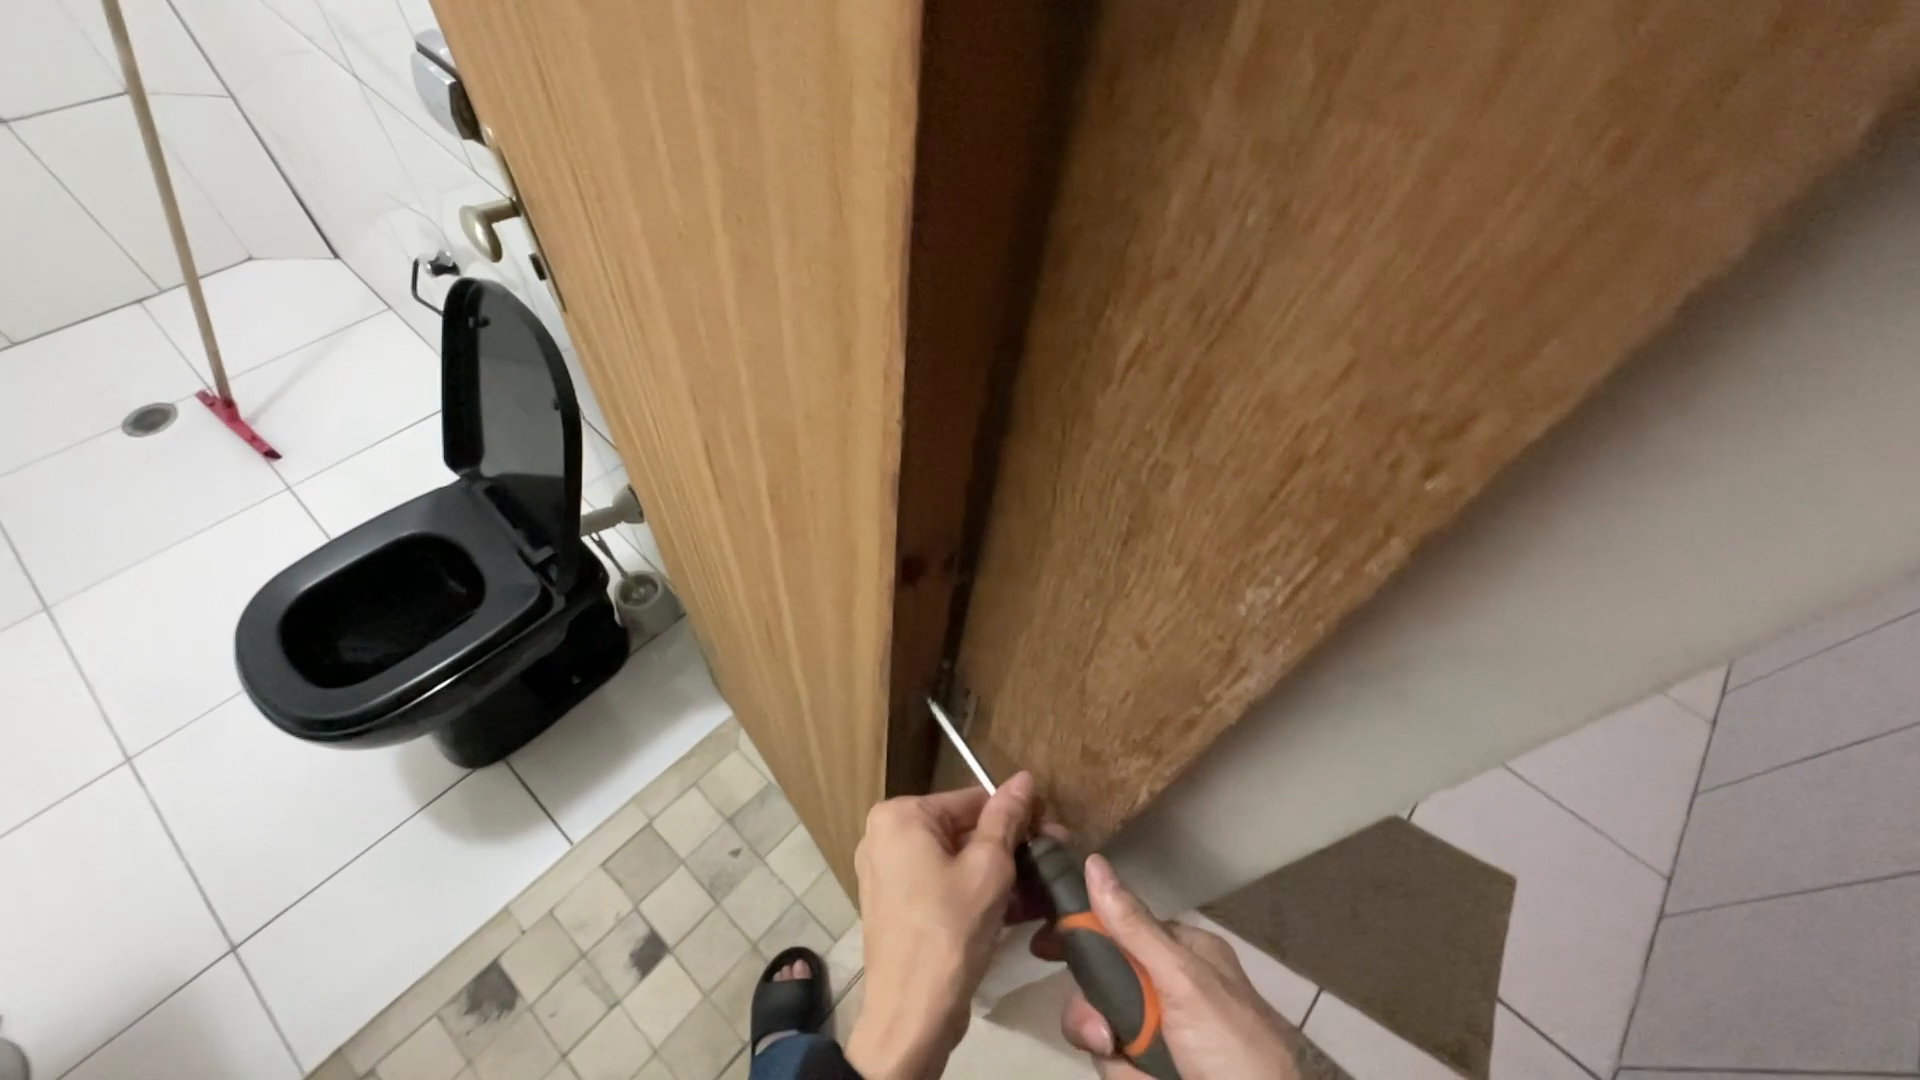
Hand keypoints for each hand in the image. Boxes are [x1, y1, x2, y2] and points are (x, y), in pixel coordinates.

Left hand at [844, 772, 1036, 1079]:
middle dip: (1008, 845)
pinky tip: (1016, 907)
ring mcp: (886, 873)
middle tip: (1051, 859)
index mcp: (900, 816)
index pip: (970, 800)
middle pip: (961, 829)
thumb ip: (1006, 818)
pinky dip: (974, 892)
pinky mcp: (896, 905)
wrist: (912, 1015)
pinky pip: (942, 884)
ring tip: (1041, 886)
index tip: (1052, 829)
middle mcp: (885, 836)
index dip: (1015, 814)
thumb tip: (1023, 777)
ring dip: (998, 871)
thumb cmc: (950, 929)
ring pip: (955, 859)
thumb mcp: (989, 867)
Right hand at [1055, 855, 1306, 1079]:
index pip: (1118, 926)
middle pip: (1099, 981)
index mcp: (1182, 953)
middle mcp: (1167, 988)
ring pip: (1098, 1024)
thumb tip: (1093, 862)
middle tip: (1105, 1035)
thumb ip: (1134, 927)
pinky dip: (1124, 1075)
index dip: (1081, 933)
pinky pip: (1111, 1064)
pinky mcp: (1148, 1069)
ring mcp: (1158, 1032)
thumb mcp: (1184, 980)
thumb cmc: (1232, 1046)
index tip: (1043, 945)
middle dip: (1093, 1011)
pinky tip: (1145, 1079)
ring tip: (1135, 1066)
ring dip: (1111, 1050)